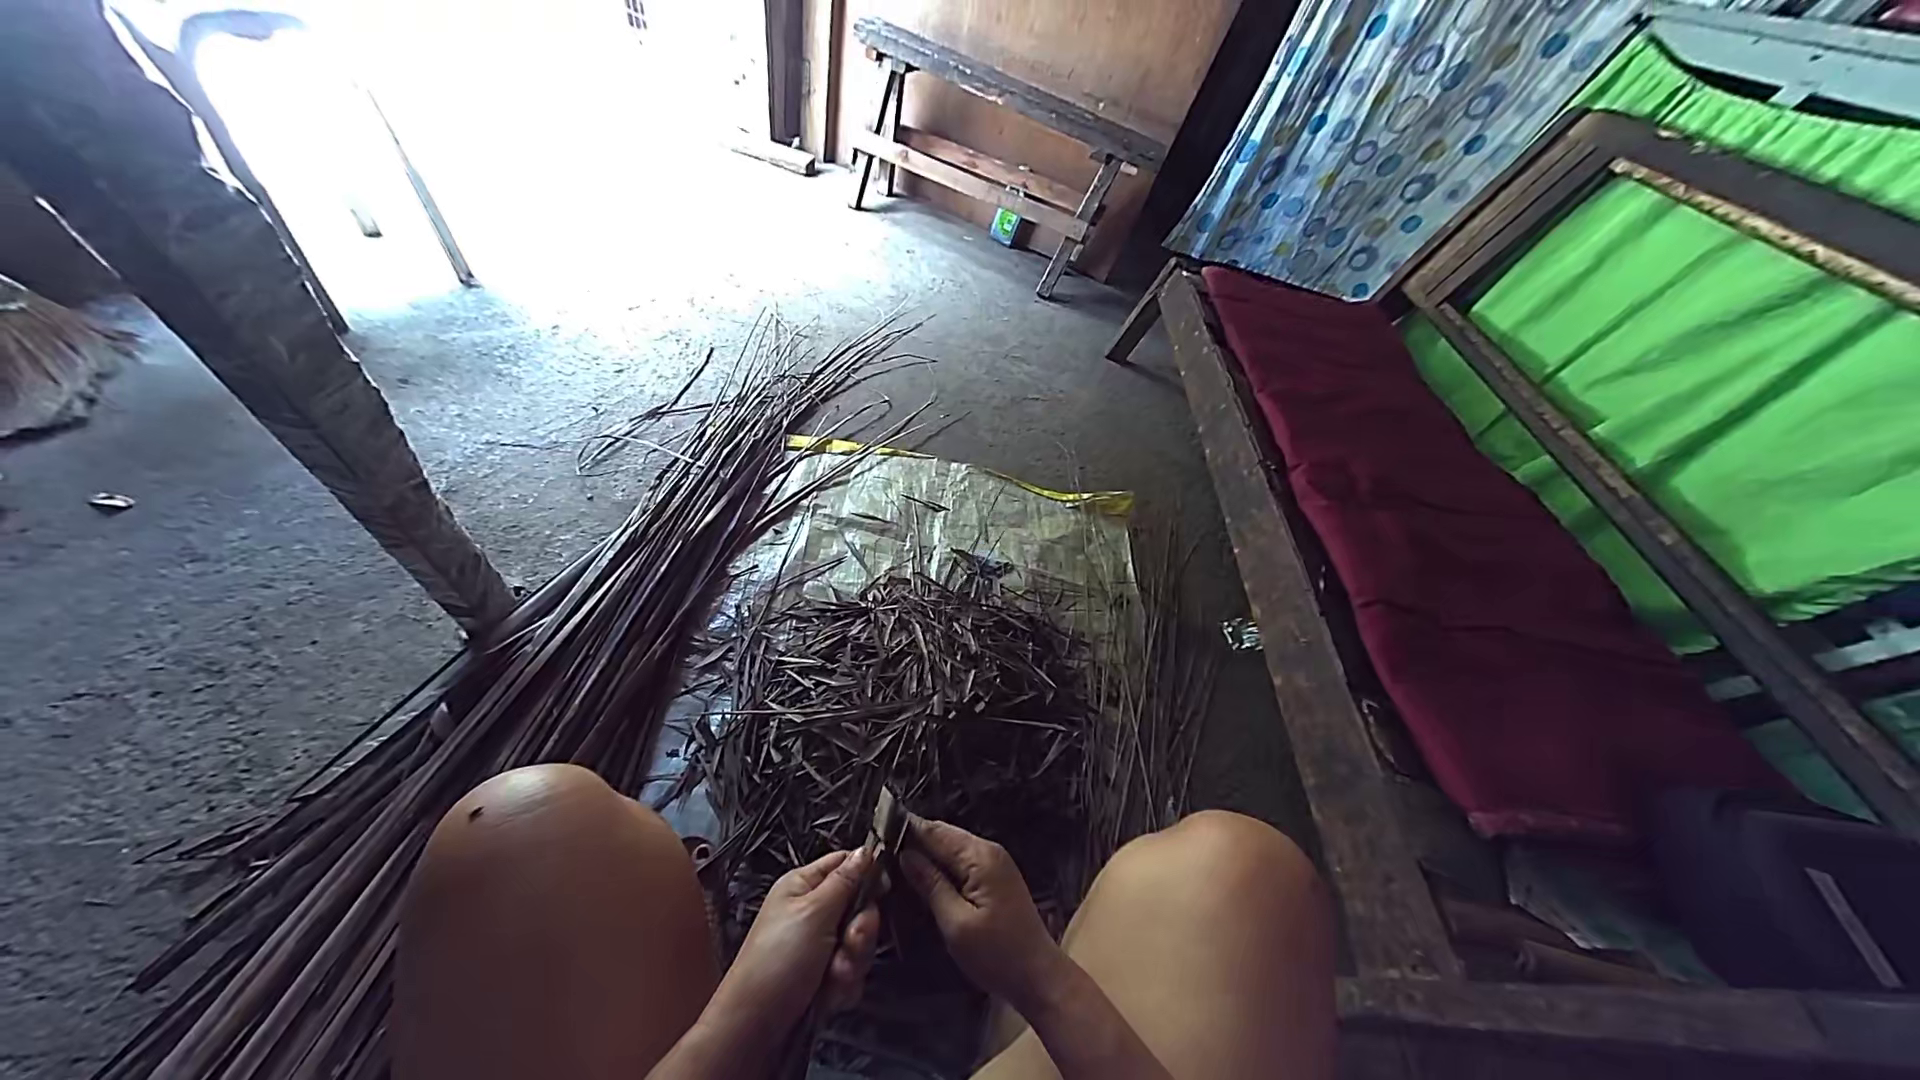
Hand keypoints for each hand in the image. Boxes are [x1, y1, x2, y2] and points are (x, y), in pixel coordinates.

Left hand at [707, 848, 880, 1048]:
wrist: (755, 1028)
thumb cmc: (777, 961)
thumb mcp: (814, 911)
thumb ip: (845, 880)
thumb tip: (865, 850)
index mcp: (804, 885)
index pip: (845, 863)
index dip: (867, 874)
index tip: (880, 889)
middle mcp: (813, 911)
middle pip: (859, 906)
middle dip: (860, 930)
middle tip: (849, 943)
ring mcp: (819, 946)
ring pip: (859, 942)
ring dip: (853, 961)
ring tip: (834, 975)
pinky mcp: (824, 976)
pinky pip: (853, 971)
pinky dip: (845, 984)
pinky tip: (829, 993)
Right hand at [898, 816, 1064, 1013]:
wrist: (1038, 976)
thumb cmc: (996, 954)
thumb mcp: (956, 923)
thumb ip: (931, 885)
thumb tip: (905, 855)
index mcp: (979, 856)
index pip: (936, 831)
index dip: (907, 829)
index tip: (877, 829)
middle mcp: (988, 850)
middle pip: (944, 835)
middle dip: (914, 840)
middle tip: (879, 850)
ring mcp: (994, 862)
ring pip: (952, 847)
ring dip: (926, 853)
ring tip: (893, 861)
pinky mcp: (994, 876)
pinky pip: (961, 860)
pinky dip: (941, 864)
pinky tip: (922, 876)